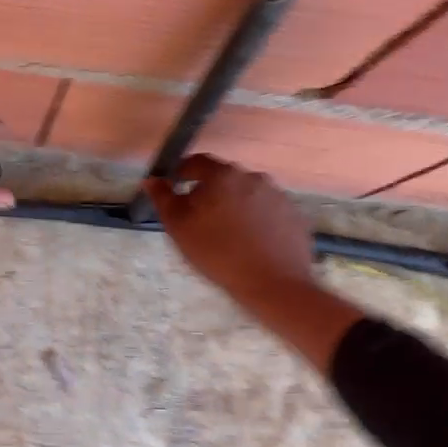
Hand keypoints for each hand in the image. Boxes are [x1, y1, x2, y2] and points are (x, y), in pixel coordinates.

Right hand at [143, 153, 315, 310]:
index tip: (176, 187)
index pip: (197, 162)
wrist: (273, 284)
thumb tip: (152, 179)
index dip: (183, 172)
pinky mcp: (294, 215)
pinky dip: (258, 219)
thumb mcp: (179, 228)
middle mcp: (253, 177)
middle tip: (201, 217)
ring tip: (229, 233)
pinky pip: (268, 210)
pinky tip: (252, 242)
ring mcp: (278, 195)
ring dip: (235, 205)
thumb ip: (163, 198)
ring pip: (248, 193)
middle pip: (224, 178)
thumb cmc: (218, 253)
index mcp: (223, 175)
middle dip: (211, 191)